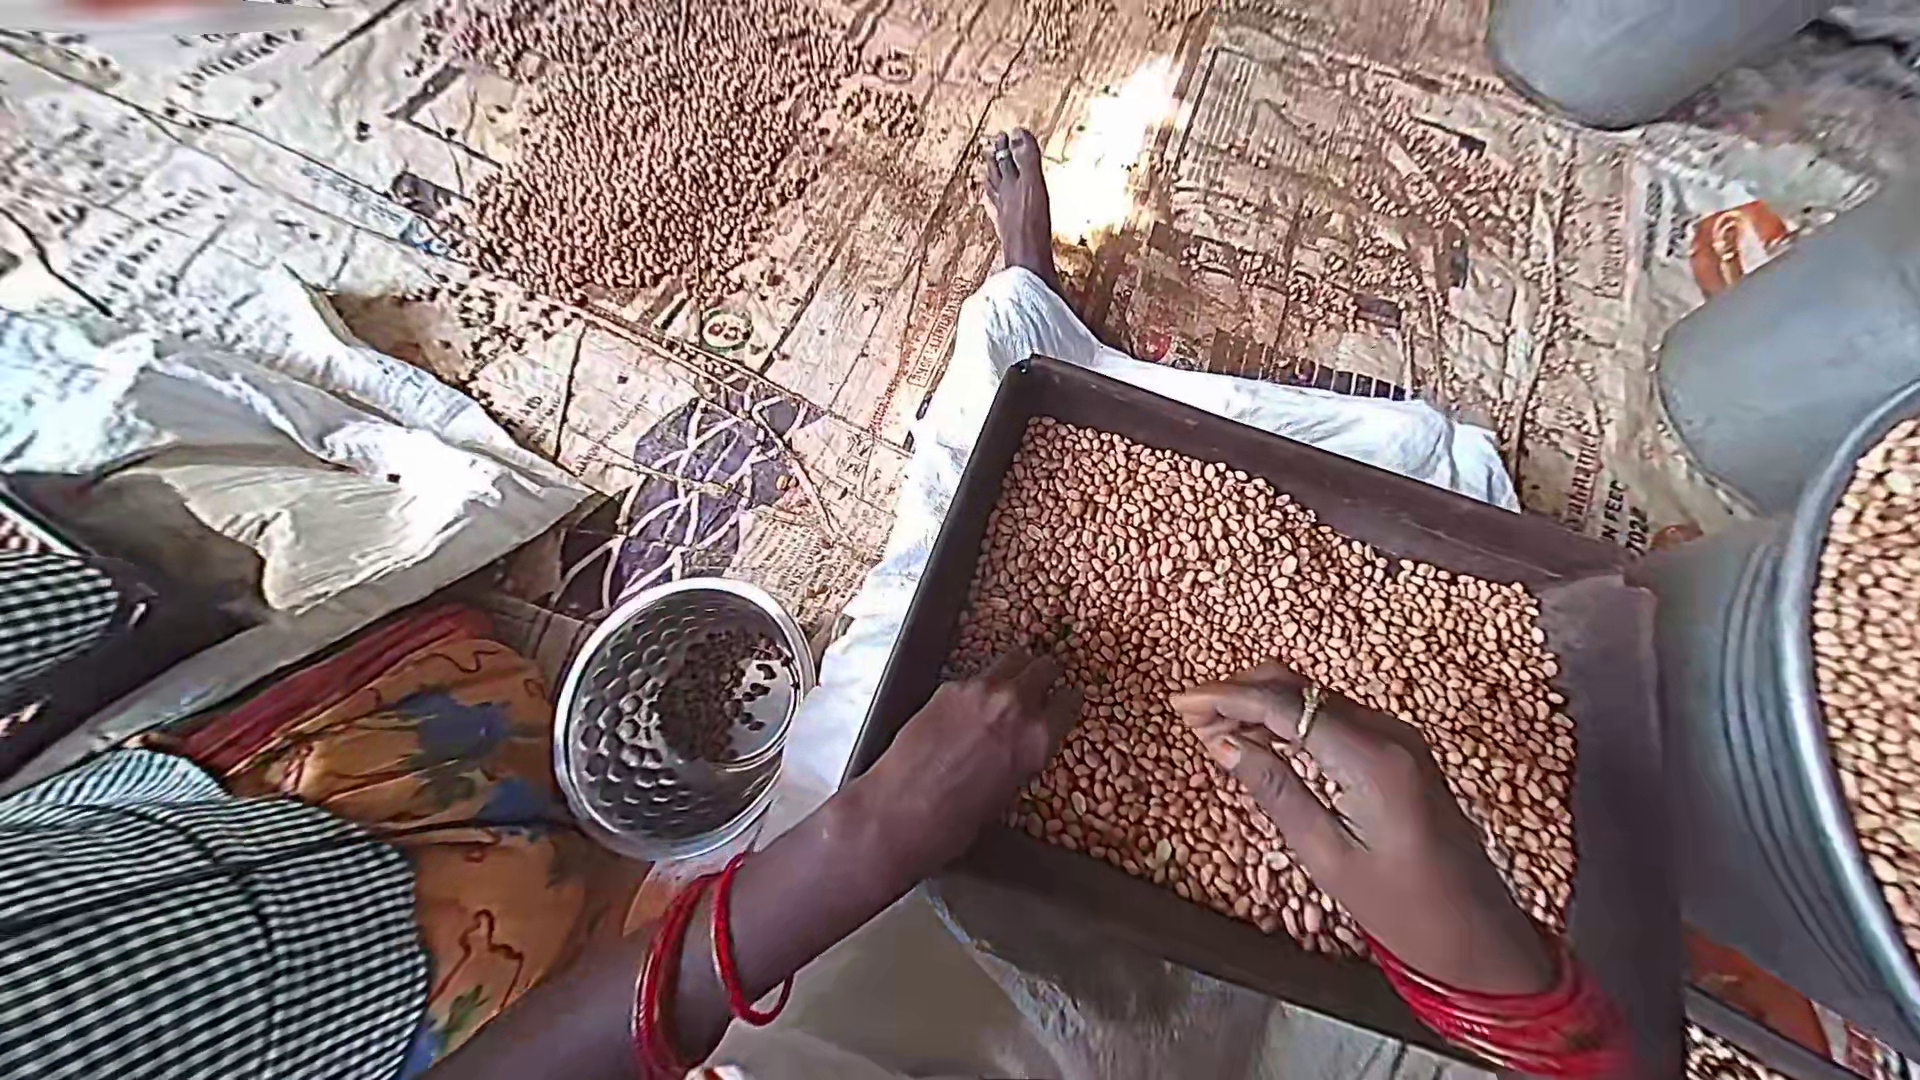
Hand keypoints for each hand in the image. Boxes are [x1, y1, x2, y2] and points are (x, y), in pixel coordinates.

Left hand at [863, 649, 1083, 877]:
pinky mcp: (950, 686)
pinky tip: (970, 702)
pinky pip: (976, 676)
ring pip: (1012, 659)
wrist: (902, 808)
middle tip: (1045, 676)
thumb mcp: (1009, 792)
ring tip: (1013, 676)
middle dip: (1046, 672)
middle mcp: (1015, 706)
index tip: (1066, 697)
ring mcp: (981, 690)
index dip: (1067, 699)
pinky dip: (980, 685)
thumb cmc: (956, 819)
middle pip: (1043, 667)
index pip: (1069, 701)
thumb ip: (1023, 755)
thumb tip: (1021, 742)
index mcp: (1038, 739)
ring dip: (1017, 667)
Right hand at [1170, 663, 1553, 994]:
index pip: (1280, 705)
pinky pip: (1324, 713)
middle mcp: (1384, 731)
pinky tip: (1256, 738)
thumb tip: (1221, 742)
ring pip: (1306, 694)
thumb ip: (1273, 788)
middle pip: (1292, 685)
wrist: (1484, 940)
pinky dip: (1282, 717)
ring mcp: (1392, 734)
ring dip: (1255, 703)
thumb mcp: (1325, 855)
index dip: (1223, 698)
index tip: (1180, 702)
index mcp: (1370, 759)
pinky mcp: (1392, 745)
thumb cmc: (1403, 909)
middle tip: (1192, 719)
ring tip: (1213, 730)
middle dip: (1235, 694)